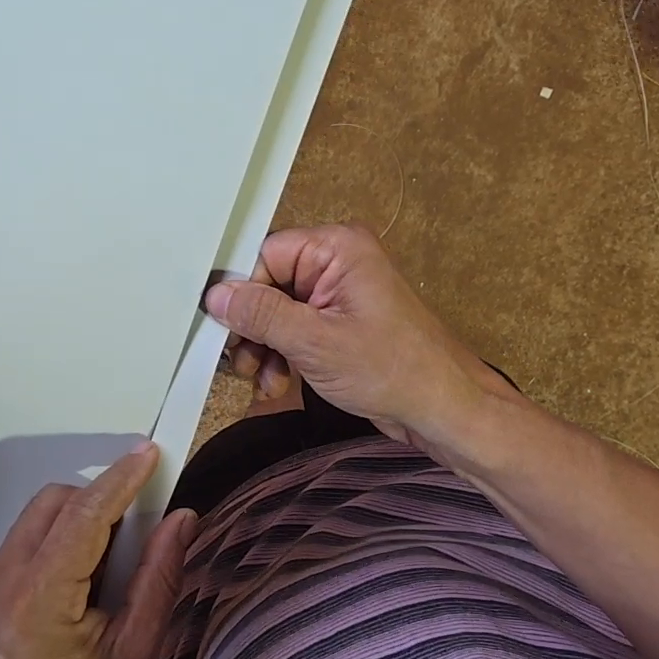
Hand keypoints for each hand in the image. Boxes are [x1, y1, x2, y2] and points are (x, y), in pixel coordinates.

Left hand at [0, 441, 198, 658]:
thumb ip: (157, 580)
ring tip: (105, 572)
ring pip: (32, 523)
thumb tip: (180, 519)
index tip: (148, 453)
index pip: (83, 517)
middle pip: (52, 505)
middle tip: (136, 528)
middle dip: (97, 501)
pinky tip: (76, 590)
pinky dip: (52, 548)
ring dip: (74, 524)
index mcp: (37, 607)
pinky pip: (17, 549)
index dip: (121, 479)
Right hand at [203, 225, 509, 458]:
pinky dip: (283, 354)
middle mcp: (338, 262)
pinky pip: (296, 328)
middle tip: (241, 360)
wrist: (442, 410)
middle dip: (253, 326)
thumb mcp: (315, 342)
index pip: (267, 254)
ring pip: (279, 310)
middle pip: (270, 283)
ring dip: (264, 346)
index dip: (244, 292)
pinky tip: (278, 382)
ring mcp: (340, 293)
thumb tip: (216, 295)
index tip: (226, 328)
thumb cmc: (391, 370)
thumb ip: (261, 315)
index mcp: (337, 248)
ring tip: (262, 379)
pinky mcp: (340, 322)